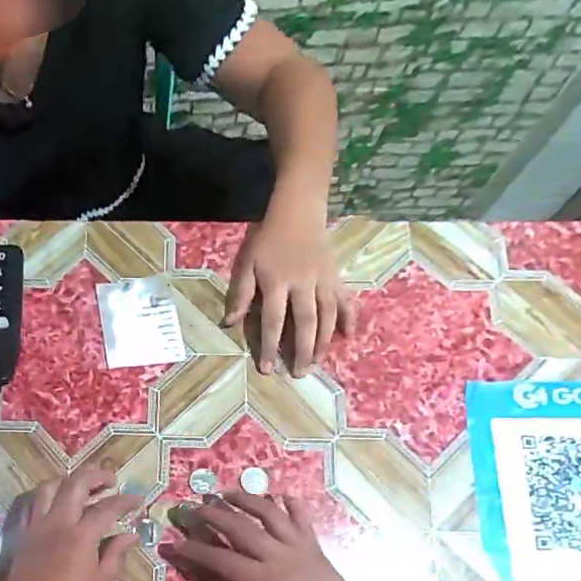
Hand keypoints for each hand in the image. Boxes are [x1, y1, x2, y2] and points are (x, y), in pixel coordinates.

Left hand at [0, 468, 140, 580]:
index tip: (138, 500)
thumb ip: (116, 554)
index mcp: (81, 534)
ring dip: (68, 481)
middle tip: (111, 481)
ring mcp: (36, 524)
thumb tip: (131, 535)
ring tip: (82, 488)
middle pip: (76, 483)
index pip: (108, 507)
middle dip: (96, 476)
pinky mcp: (23, 532)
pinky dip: (46, 497)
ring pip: (49, 487)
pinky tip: (55, 504)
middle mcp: (58, 521)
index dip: (126, 500)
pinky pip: (31, 503)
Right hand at [159, 492, 385, 580]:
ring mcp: (298, 546)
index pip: (218, 558)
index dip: (193, 550)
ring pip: (269, 513)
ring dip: (246, 499)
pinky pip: (301, 518)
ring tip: (227, 493)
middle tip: (195, 507)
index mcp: (261, 579)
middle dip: (214, 515)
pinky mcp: (314, 545)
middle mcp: (277, 555)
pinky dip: (291, 503)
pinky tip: (280, 495)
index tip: (173, 544)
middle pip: (240, 527)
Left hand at [224, 211, 358, 377]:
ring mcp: (323, 279)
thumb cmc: (267, 236)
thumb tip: (231, 322)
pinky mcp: (336, 274)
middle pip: (305, 322)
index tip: (267, 369)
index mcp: (277, 282)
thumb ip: (240, 293)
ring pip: (327, 314)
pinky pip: (345, 298)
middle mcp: (303, 283)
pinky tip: (349, 334)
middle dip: (301, 350)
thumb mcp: (247, 262)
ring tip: (316, 362)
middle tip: (299, 374)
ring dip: (323, 341)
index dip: (269, 346)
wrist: (298, 206)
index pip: (272, 321)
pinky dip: (349, 316)